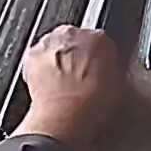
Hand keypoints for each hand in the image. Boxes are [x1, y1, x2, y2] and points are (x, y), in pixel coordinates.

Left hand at [13, 25, 124, 150]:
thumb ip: (114, 73)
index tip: (99, 73)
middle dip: (78, 57)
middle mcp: (74, 34)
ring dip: (58, 61)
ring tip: (64, 86)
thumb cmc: (91, 106)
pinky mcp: (31, 55)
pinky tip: (49, 87)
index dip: (101, 60)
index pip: (102, 43)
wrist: (64, 117)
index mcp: (101, 38)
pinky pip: (37, 59)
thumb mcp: (119, 89)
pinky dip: (41, 69)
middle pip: (76, 41)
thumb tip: (111, 76)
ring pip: (56, 48)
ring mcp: (50, 43)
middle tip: (81, 80)